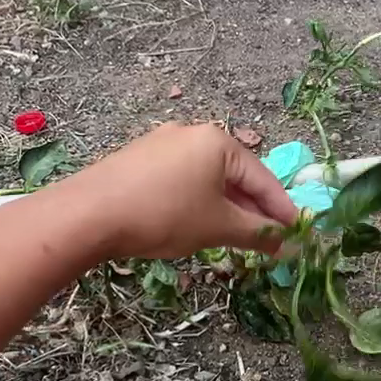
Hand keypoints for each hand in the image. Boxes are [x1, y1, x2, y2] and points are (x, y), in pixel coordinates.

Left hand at [43, 123, 299, 260]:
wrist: (84, 216)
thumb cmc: (163, 215)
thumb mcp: (219, 227)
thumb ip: (259, 235)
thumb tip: (289, 246)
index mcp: (218, 141)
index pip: (264, 179)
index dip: (282, 211)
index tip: (296, 235)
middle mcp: (192, 134)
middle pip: (237, 177)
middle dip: (254, 211)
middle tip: (269, 241)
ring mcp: (162, 144)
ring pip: (209, 180)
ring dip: (227, 209)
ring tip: (235, 238)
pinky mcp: (139, 160)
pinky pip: (183, 180)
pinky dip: (199, 202)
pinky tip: (198, 224)